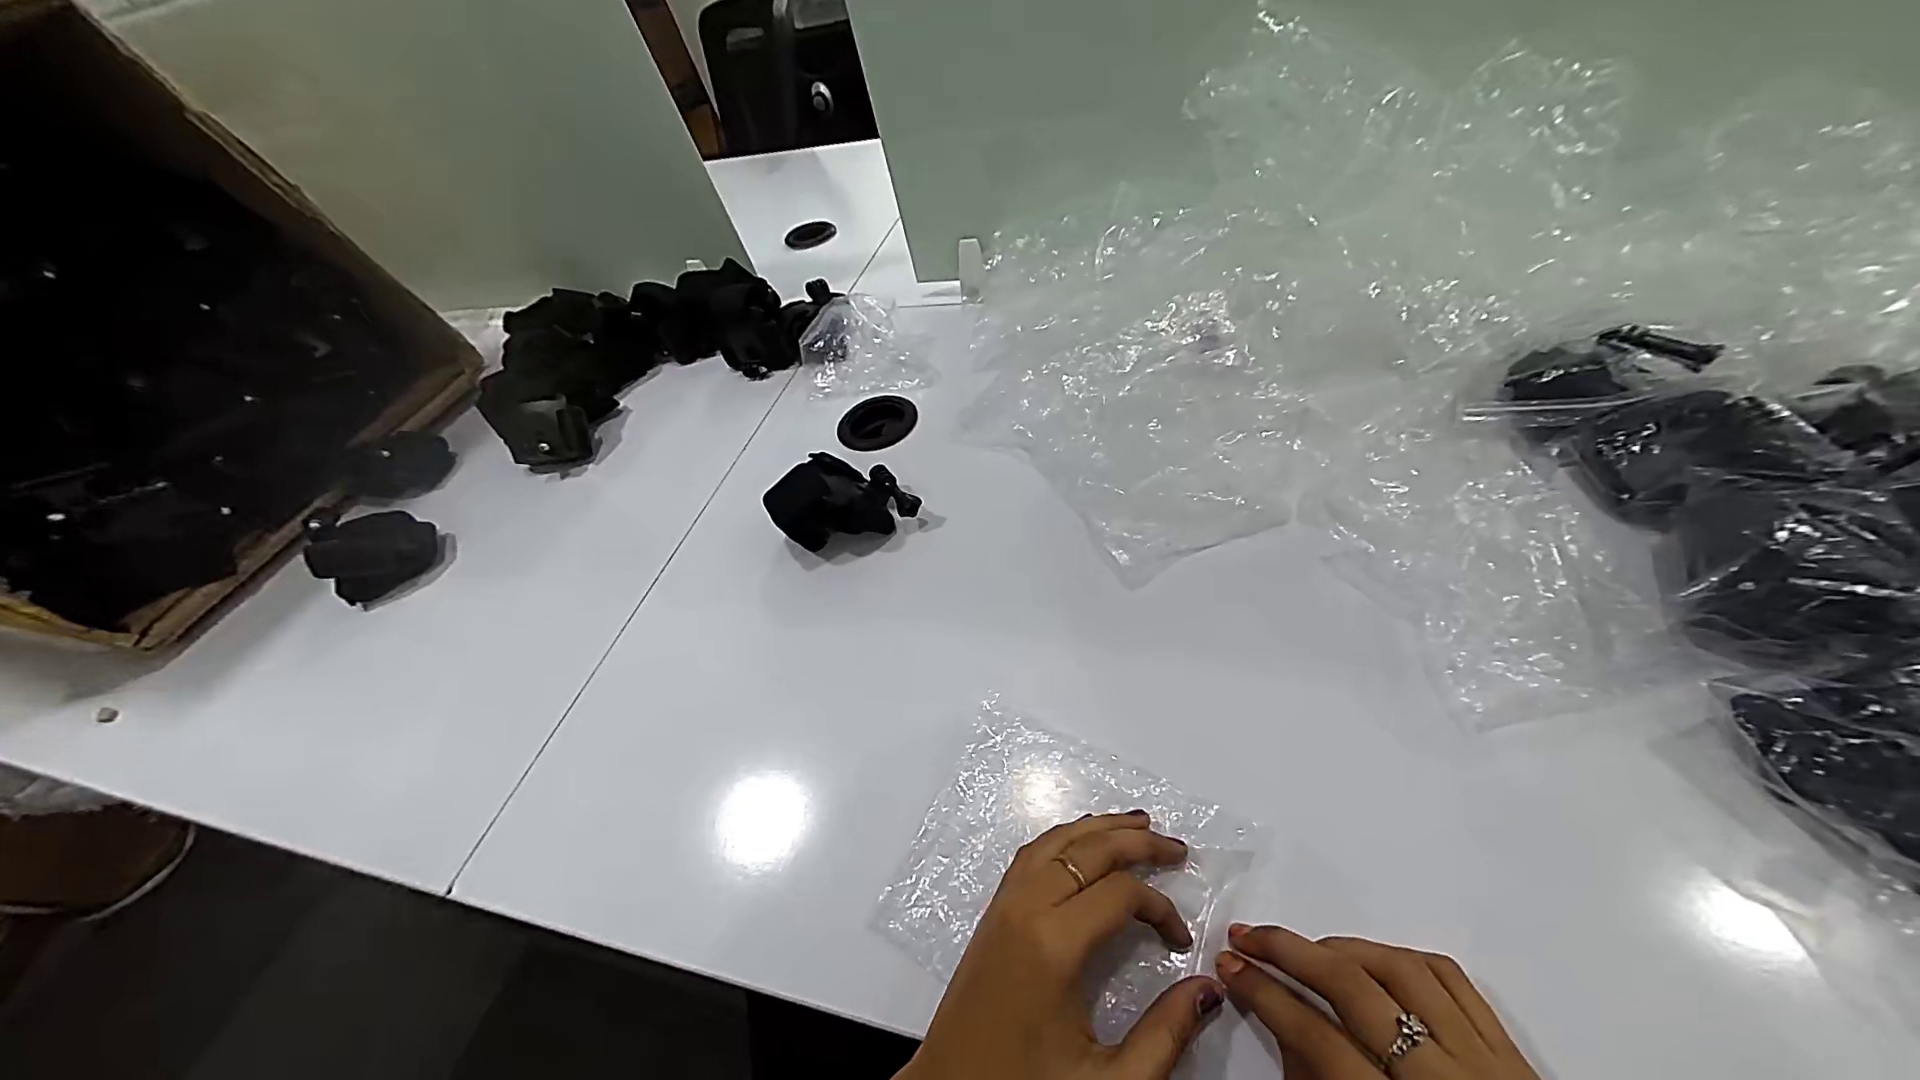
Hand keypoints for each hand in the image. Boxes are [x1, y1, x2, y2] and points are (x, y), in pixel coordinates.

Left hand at [898, 811, 1225, 1079]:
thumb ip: (1166, 1034)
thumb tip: (1208, 989)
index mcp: (1054, 944)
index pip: (1119, 893)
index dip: (1160, 907)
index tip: (1180, 938)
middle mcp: (1026, 908)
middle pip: (1088, 850)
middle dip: (1136, 842)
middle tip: (1176, 848)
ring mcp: (1004, 904)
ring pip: (1056, 841)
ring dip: (1098, 828)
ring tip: (1136, 824)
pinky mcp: (993, 911)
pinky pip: (1032, 854)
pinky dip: (1064, 838)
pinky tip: (1082, 843)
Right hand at [1215, 924, 1540, 1079]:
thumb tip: (1283, 1022)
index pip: (1316, 1036)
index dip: (1264, 994)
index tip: (1230, 966)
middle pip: (1353, 988)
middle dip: (1288, 952)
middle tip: (1248, 936)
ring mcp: (1489, 1065)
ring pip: (1402, 969)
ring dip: (1341, 947)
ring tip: (1306, 948)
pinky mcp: (1514, 1055)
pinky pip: (1453, 979)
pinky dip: (1404, 958)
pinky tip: (1372, 958)